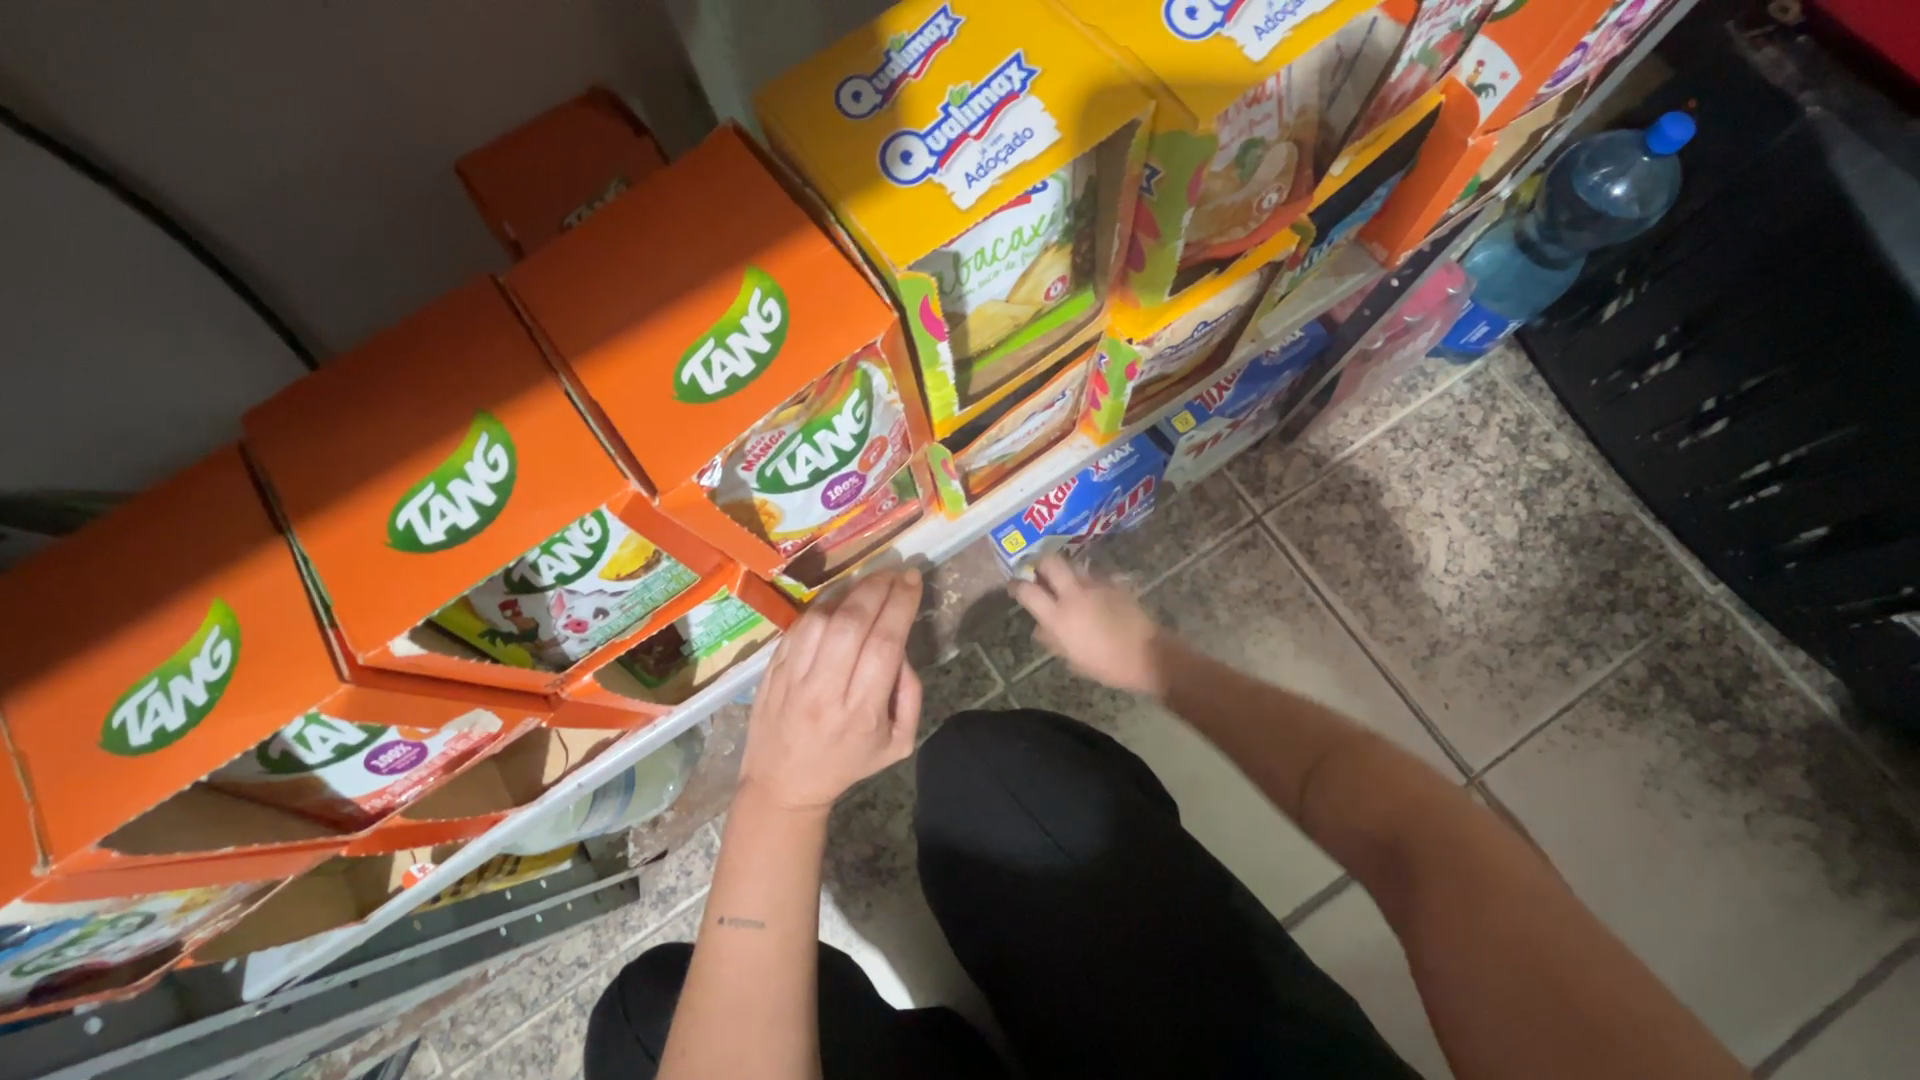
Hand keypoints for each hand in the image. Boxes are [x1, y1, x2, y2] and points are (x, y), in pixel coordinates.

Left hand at [741, 569, 924, 811]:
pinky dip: (823, 605)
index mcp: (861, 713)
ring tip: (872, 581)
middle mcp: (825, 692)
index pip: (884, 645)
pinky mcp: (772, 670)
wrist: (782, 784)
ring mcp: (793, 679)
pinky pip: (799, 627)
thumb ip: (911, 695)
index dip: (900, 606)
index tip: (913, 581)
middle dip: (879, 589)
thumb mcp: (897, 744)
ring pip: (822, 621)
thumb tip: (903, 649)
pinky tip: (841, 597)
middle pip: (852, 625)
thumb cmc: (846, 763)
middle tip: (896, 572)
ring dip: (850, 592)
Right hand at [1011, 556, 1169, 697]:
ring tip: (1065, 583)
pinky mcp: (1114, 584)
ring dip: (1065, 571)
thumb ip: (1053, 640)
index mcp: (1058, 616)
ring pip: (1073, 566)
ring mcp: (1096, 585)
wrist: (1147, 655)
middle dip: (1040, 563)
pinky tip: (1091, 594)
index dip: (1016, 585)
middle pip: (1050, 562)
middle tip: (1038, 572)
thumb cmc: (1106, 665)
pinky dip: (1087, 581)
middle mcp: (1074, 594)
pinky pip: (1094, 576)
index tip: (1014, 586)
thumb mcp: (1073, 659)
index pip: (1028, 591)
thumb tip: (1041, 628)